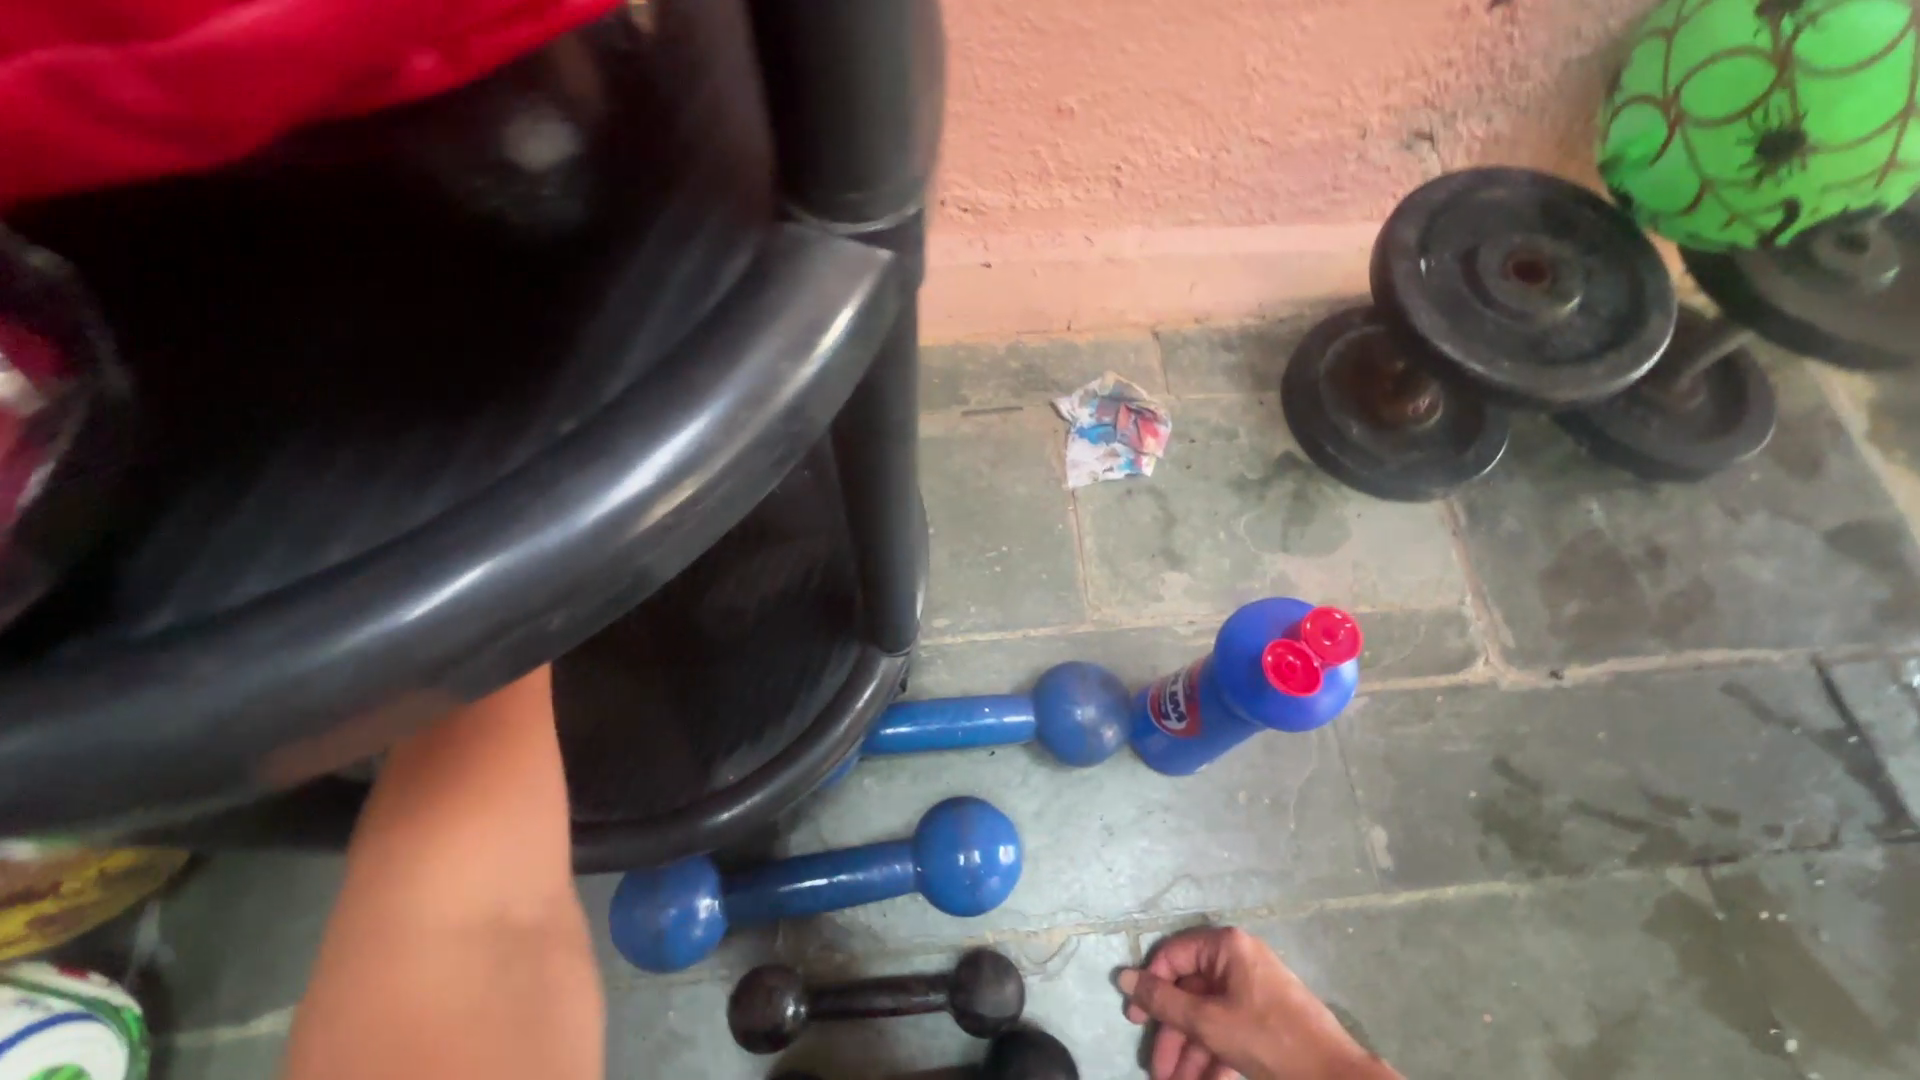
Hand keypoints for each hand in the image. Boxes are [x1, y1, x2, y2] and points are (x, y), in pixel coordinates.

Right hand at [1116, 926, 1397, 1079]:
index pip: (1173, 956)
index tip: (1135, 1019)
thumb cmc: (1267, 1037)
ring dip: (1189, 1053)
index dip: (1151, 987)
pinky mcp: (1266, 1019)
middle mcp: (1238, 960)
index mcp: (1226, 947)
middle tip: (1157, 1068)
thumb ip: (1162, 1000)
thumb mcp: (1207, 1021)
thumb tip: (1123, 977)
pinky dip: (1213, 1057)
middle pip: (1190, 992)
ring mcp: (1254, 989)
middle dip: (1171, 1035)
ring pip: (1208, 1016)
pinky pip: (1228, 1030)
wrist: (1335, 1078)